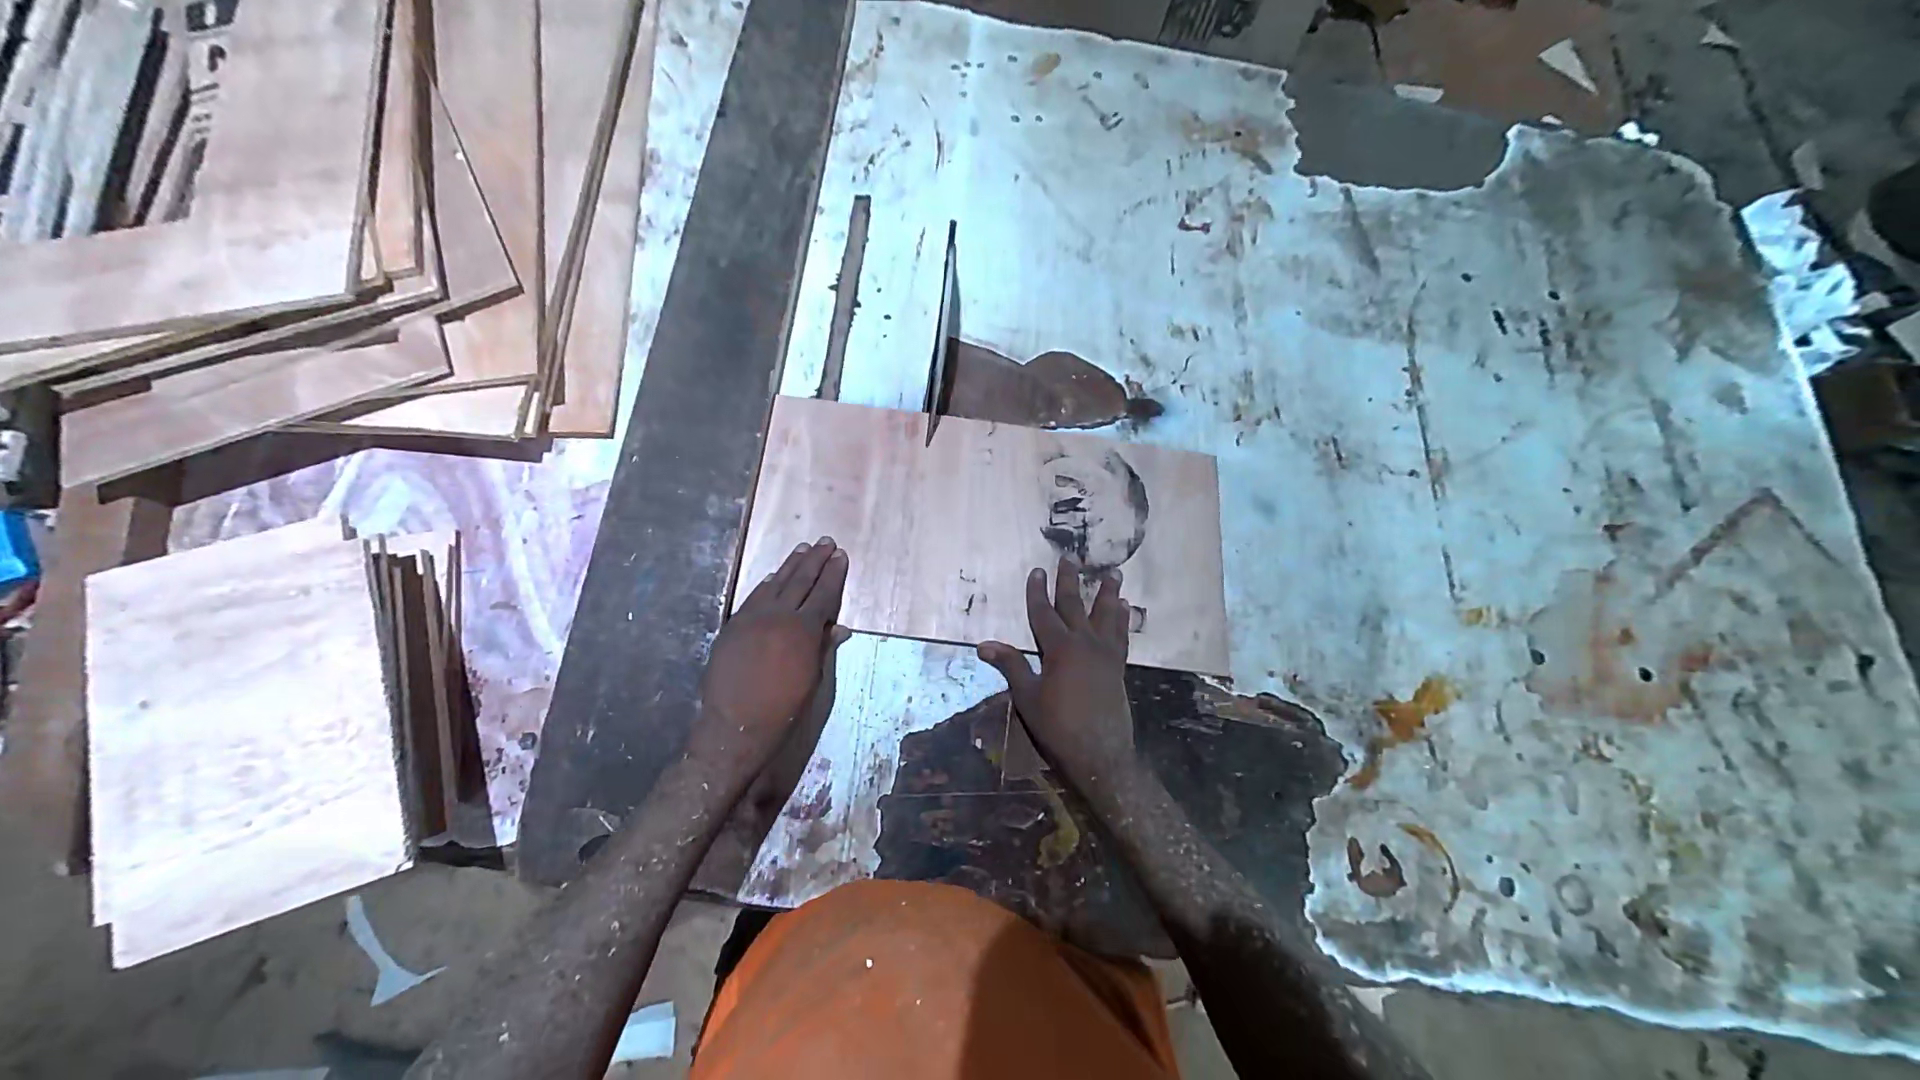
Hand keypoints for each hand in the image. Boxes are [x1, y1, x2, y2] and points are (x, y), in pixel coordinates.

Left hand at [690, 538, 848, 789]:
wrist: (736, 726)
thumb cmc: (783, 709)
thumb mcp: (813, 680)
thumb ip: (823, 648)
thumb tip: (839, 627)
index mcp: (803, 631)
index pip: (823, 594)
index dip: (833, 574)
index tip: (840, 556)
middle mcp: (779, 617)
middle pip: (800, 581)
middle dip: (815, 561)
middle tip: (825, 542)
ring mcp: (752, 619)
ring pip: (775, 583)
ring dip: (790, 565)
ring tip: (803, 549)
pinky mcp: (734, 626)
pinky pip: (753, 597)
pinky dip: (765, 584)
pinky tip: (772, 575)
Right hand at [977, 556, 1134, 784]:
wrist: (1099, 752)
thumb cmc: (1057, 725)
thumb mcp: (1027, 696)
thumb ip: (1010, 665)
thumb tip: (984, 644)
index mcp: (1059, 648)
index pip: (1044, 613)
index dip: (1037, 592)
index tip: (1037, 570)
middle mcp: (1084, 644)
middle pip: (1076, 606)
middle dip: (1071, 582)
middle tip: (1071, 560)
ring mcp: (1105, 654)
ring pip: (1106, 616)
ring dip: (1108, 594)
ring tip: (1114, 574)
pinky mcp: (1117, 667)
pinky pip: (1121, 635)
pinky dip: (1122, 620)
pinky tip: (1125, 610)